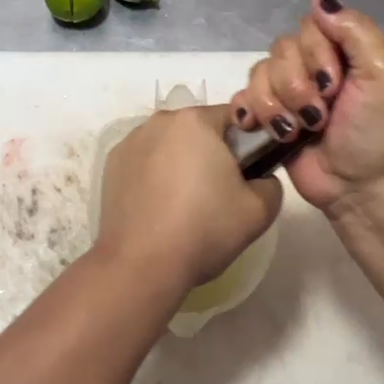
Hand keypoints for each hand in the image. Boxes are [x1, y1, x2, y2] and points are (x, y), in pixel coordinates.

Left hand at [95, 104, 283, 289]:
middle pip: (199, 129)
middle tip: (218, 195)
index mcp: (196, 120)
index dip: (247, 145)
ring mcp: (131, 140)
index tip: (246, 176)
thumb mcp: (259, 211)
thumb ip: (271, 182)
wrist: (141, 265)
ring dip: (181, 163)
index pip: (234, 119)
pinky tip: (159, 207)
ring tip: (184, 205)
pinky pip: (145, 160)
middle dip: (212, 153)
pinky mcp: (112, 163)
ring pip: (170, 144)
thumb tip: (259, 177)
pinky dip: (154, 175)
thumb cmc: (204, 229)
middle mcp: (161, 120)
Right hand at [230, 0, 383, 217]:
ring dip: (278, 106)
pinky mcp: (269, 116)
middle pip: (281, 49)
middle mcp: (313, 63)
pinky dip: (252, 112)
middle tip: (321, 115)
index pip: (310, 25)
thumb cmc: (380, 132)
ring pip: (259, 73)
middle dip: (298, 86)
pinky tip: (267, 128)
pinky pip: (242, 96)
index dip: (316, 54)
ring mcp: (289, 91)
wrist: (364, 189)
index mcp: (343, 48)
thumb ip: (357, 30)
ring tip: (299, 130)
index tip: (336, 84)